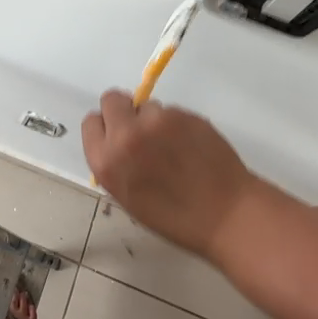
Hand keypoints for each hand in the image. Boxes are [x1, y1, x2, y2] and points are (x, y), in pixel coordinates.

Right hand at [81, 89, 264, 261]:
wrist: (226, 216)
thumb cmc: (175, 218)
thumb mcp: (128, 198)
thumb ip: (115, 163)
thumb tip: (116, 141)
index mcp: (106, 162)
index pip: (91, 122)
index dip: (106, 128)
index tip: (119, 138)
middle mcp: (126, 135)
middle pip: (112, 99)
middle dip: (124, 112)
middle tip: (141, 131)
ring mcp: (157, 122)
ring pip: (147, 106)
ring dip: (155, 120)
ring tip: (174, 147)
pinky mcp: (184, 114)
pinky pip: (173, 111)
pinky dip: (178, 125)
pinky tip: (192, 147)